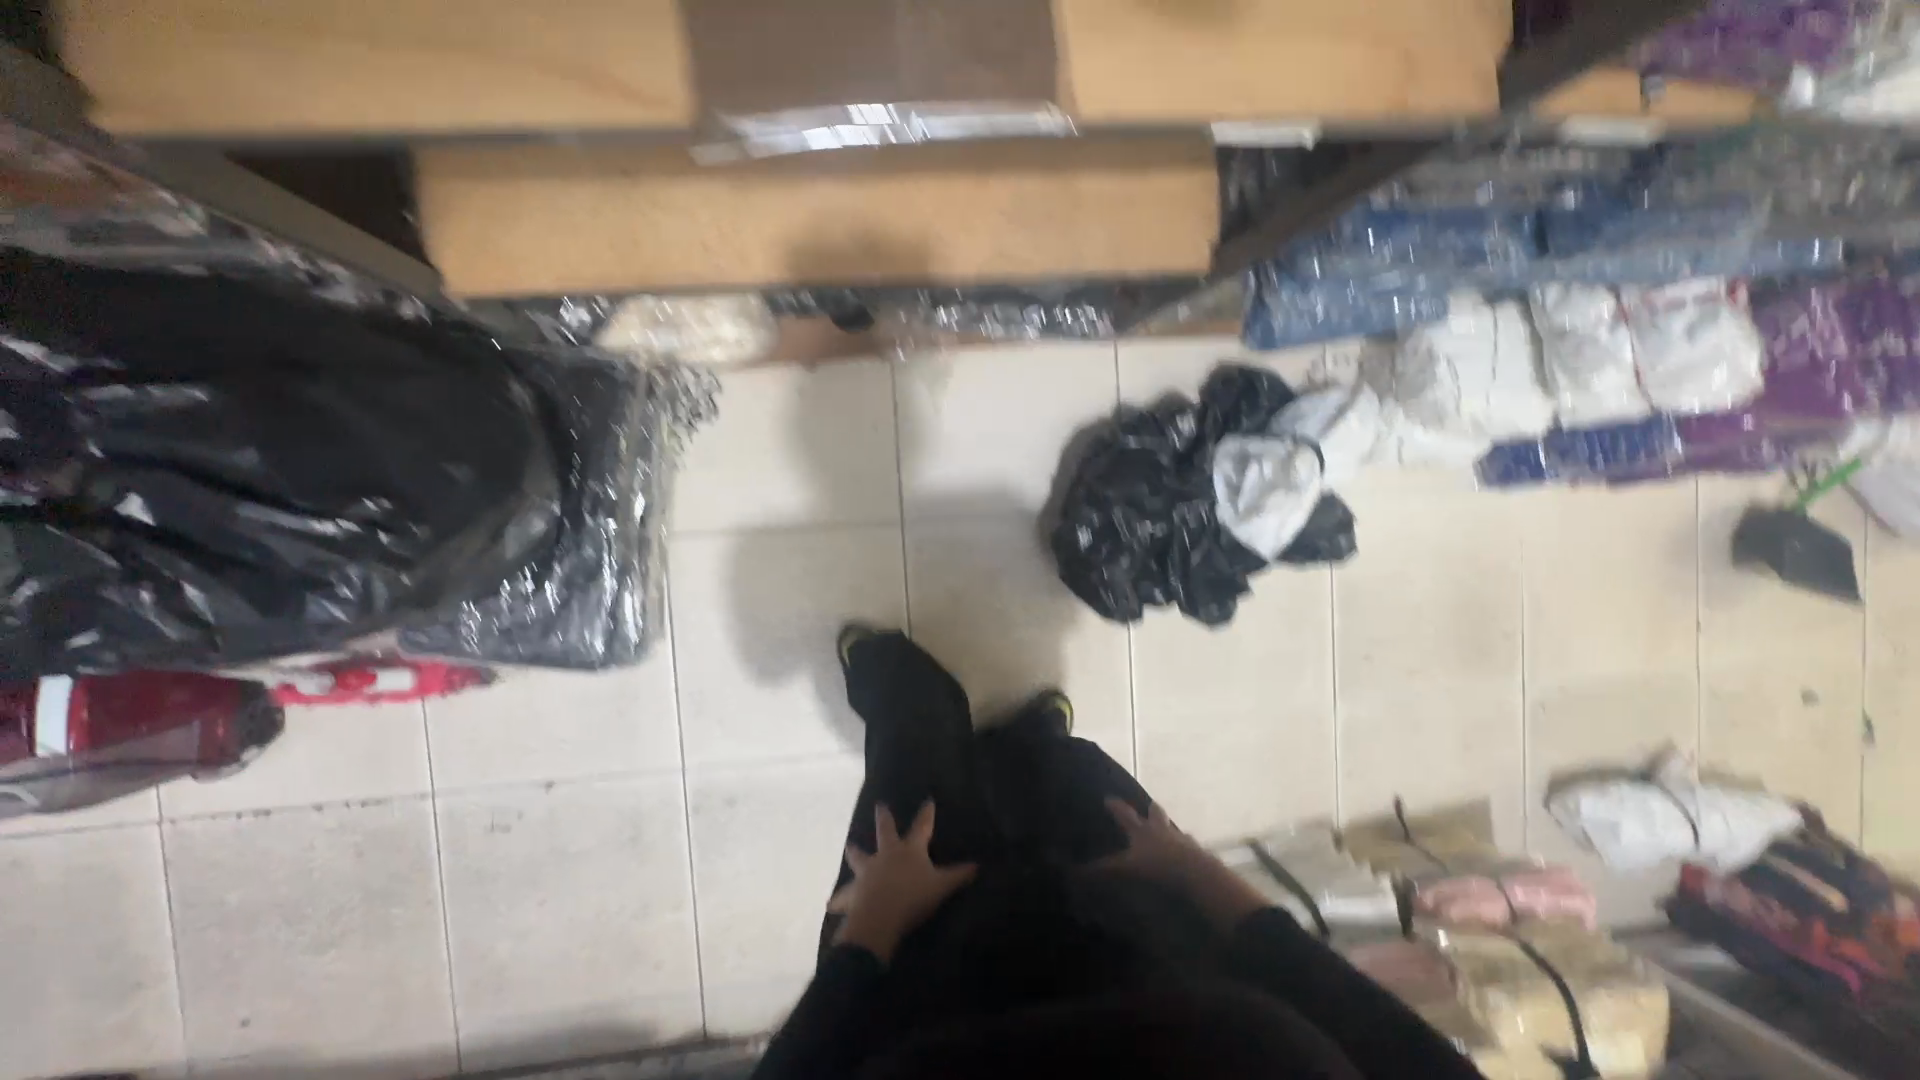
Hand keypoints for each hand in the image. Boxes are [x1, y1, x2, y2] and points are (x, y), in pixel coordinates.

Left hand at [829, 802, 976, 962]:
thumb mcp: (941, 887)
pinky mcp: (854, 891)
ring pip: (859, 857)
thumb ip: (958, 876)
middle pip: (885, 832)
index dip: (926, 814)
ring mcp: (867, 871)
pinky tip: (830, 905)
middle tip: (879, 805)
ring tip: (848, 846)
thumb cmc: (913, 898)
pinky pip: (845, 895)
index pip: (921, 828)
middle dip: (883, 818)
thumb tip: (977, 865)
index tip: (928, 800)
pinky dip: (839, 900)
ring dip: (854, 852)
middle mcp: (886, 855)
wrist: (880, 917)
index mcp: (909, 851)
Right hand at [1094, 797, 1212, 884]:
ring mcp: (1181, 839)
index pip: (1124, 814)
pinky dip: (1185, 848)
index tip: (1108, 798)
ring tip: (1167, 832)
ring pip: (1173, 829)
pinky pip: (1189, 846)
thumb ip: (1103, 870)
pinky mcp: (1197, 852)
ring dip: (1169, 829)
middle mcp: (1161, 829)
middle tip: (1149, 806)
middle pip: (1156, 814)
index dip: (1115, 806)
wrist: (1195, 872)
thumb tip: (1076, 871)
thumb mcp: (1125, 869)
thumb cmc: (1157, 866)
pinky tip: (1186, 854)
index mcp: (1142, 830)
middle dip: (1151, 810)